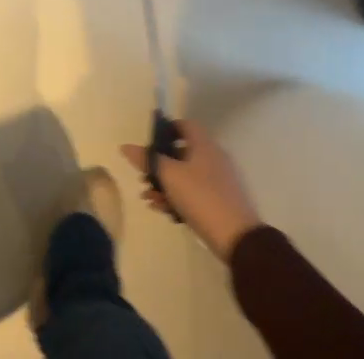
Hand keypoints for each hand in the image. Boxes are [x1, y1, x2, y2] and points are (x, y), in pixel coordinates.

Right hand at [122, 119, 260, 261]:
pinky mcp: (220, 202)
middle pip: (181, 153)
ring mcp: (218, 181)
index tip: (149, 144)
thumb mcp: (169, 176)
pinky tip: (164, 210)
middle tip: (144, 178)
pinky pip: (194, 193)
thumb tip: (125, 146)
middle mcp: (213, 158)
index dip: (166, 130)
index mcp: (204, 146)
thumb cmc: (201, 197)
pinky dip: (178, 198)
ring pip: (186, 176)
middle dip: (159, 165)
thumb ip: (147, 159)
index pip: (184, 125)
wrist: (237, 238)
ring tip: (149, 199)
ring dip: (165, 185)